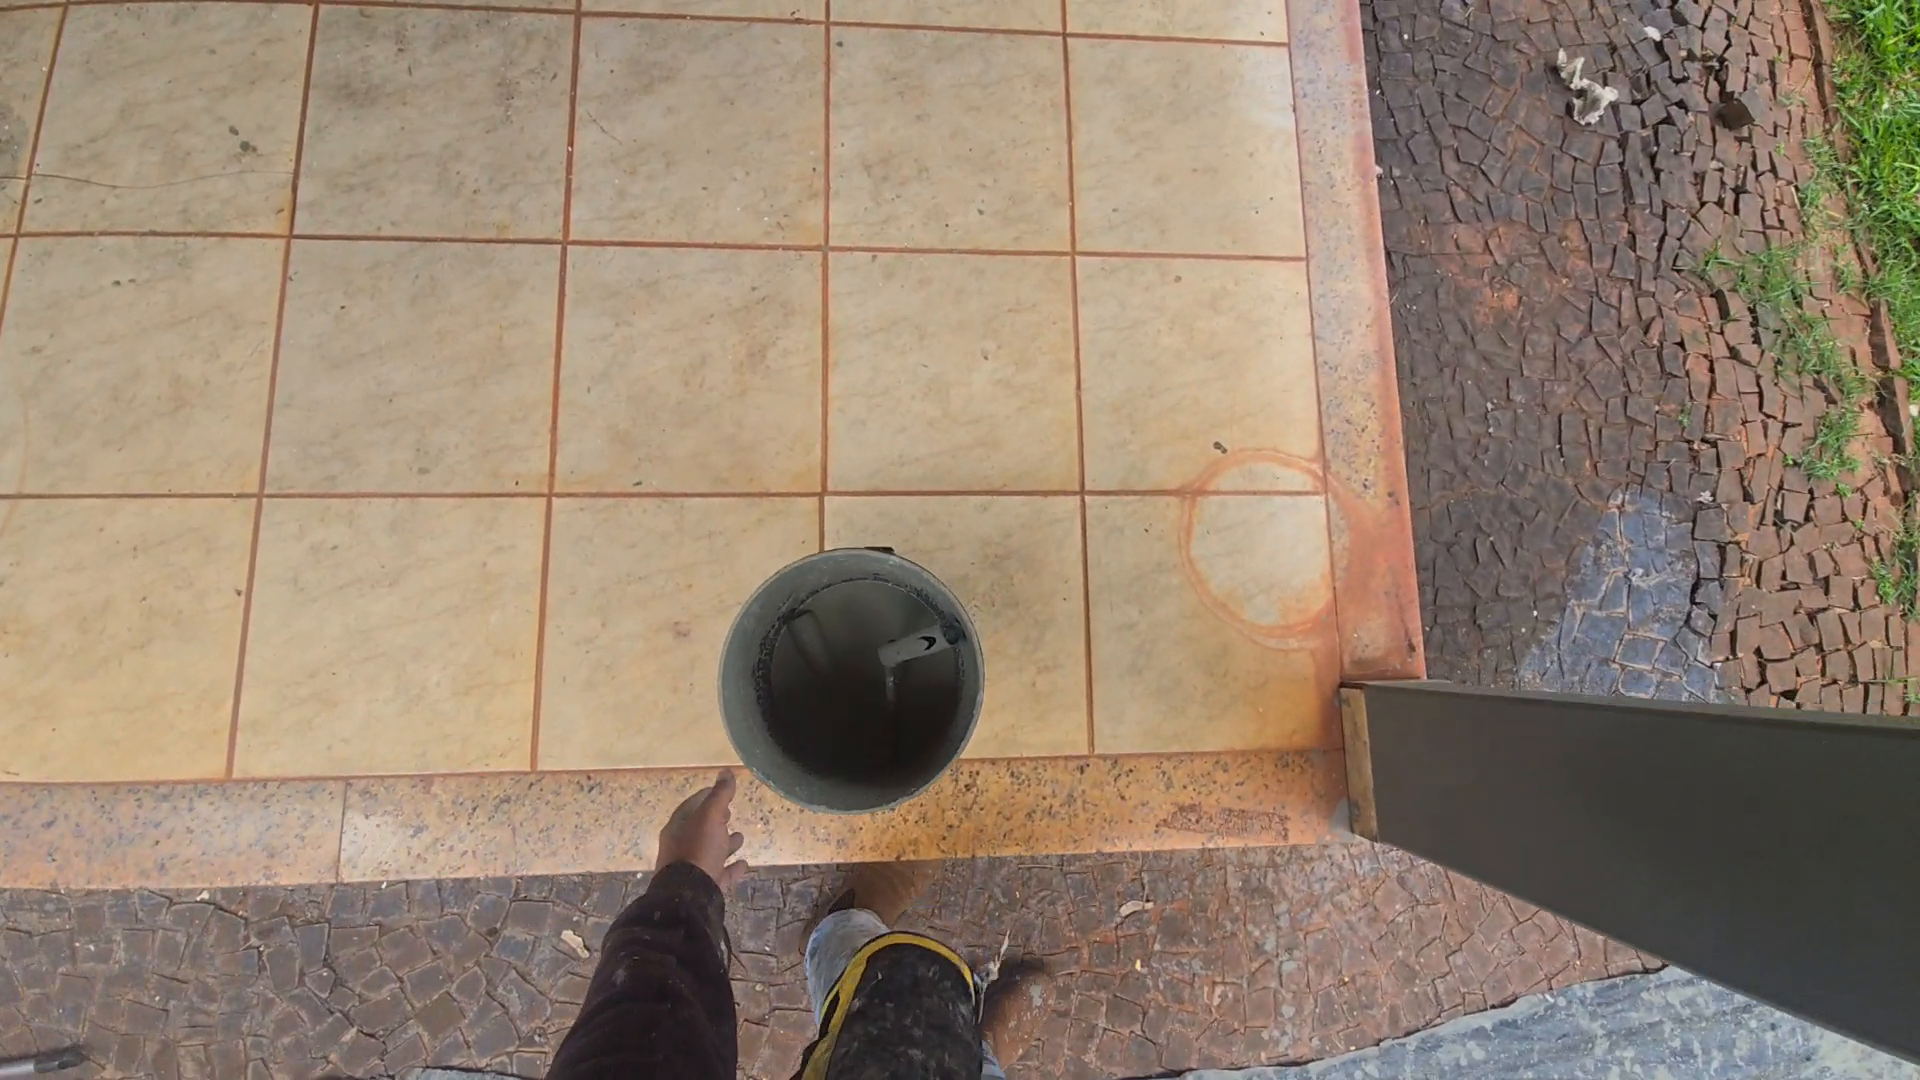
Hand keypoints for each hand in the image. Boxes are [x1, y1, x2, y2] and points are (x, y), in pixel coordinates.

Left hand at [656, 769, 748, 889]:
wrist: (689, 896)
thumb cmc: (697, 849)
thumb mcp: (710, 816)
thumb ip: (720, 794)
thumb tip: (726, 771)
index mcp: (678, 827)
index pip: (693, 804)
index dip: (707, 795)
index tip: (723, 789)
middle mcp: (682, 846)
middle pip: (700, 828)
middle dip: (716, 819)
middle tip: (730, 812)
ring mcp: (693, 868)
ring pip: (711, 850)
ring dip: (725, 843)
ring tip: (740, 837)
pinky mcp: (705, 885)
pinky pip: (721, 872)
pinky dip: (732, 866)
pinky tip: (744, 863)